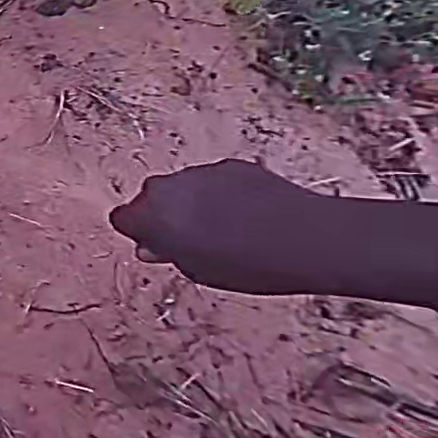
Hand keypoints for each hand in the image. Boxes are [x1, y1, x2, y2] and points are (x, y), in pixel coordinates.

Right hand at [109, 160, 326, 295]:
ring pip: (181, 189)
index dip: (139, 233)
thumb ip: (169, 254)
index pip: (122, 219)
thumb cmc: (251, 263)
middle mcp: (164, 188)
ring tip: (228, 229)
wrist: (314, 238)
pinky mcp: (229, 166)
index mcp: (149, 215)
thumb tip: (154, 246)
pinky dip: (222, 194)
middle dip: (164, 215)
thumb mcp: (200, 271)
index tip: (158, 245)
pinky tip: (250, 215)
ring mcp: (197, 173)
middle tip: (192, 239)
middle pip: (150, 199)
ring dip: (193, 204)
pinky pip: (213, 180)